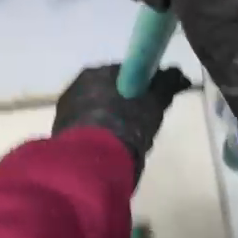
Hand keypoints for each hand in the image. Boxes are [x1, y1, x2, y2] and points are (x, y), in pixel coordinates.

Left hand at [52, 64, 191, 182]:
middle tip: (142, 128)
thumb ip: (166, 86)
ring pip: (98, 113)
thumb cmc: (125, 127)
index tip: (154, 105)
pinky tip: (109, 153)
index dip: (142, 88)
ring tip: (127, 145)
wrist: (90, 164)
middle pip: (110, 93)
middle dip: (126, 107)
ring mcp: (65, 111)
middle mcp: (77, 86)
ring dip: (112, 123)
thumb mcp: (153, 106)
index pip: (126, 74)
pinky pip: (87, 131)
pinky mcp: (60, 135)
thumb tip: (177, 74)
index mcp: (97, 72)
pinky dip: (99, 138)